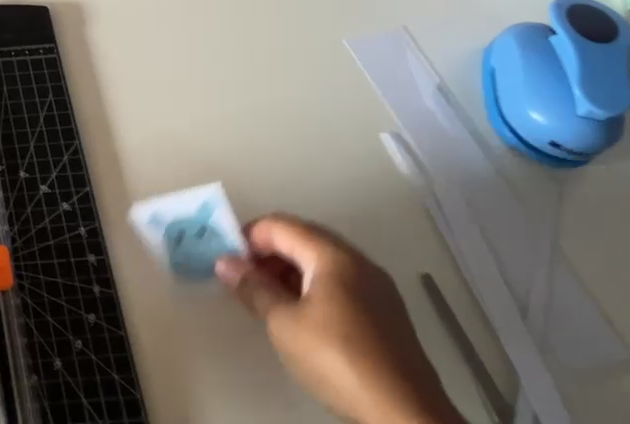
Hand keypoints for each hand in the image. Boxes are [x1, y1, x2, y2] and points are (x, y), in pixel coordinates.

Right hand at [216, 214, 460, 423]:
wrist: (405, 415)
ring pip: (322, 262)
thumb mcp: (283, 323)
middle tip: (244, 279)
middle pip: (303, 239)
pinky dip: (312, 288)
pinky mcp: (386, 314)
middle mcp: (359, 262)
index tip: (228, 261)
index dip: (247, 236)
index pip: (280, 225)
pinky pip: (340, 284)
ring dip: (289, 271)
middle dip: (268, 253)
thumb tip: (225, 262)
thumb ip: (252, 287)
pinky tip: (301, 316)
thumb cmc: (338, 359)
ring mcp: (377, 288)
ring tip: (267, 299)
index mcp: (334, 255)